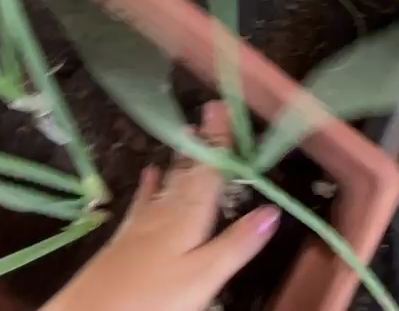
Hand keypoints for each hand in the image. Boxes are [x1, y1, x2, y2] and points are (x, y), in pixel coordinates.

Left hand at [44, 101, 278, 310]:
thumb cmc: (152, 300)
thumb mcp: (204, 278)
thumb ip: (236, 244)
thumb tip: (273, 210)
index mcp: (190, 216)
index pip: (209, 170)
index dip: (218, 140)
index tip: (222, 106)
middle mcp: (167, 211)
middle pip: (189, 171)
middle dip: (202, 143)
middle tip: (209, 112)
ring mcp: (143, 224)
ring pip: (168, 183)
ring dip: (181, 158)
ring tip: (187, 131)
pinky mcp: (126, 239)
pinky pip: (143, 202)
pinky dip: (149, 186)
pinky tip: (148, 173)